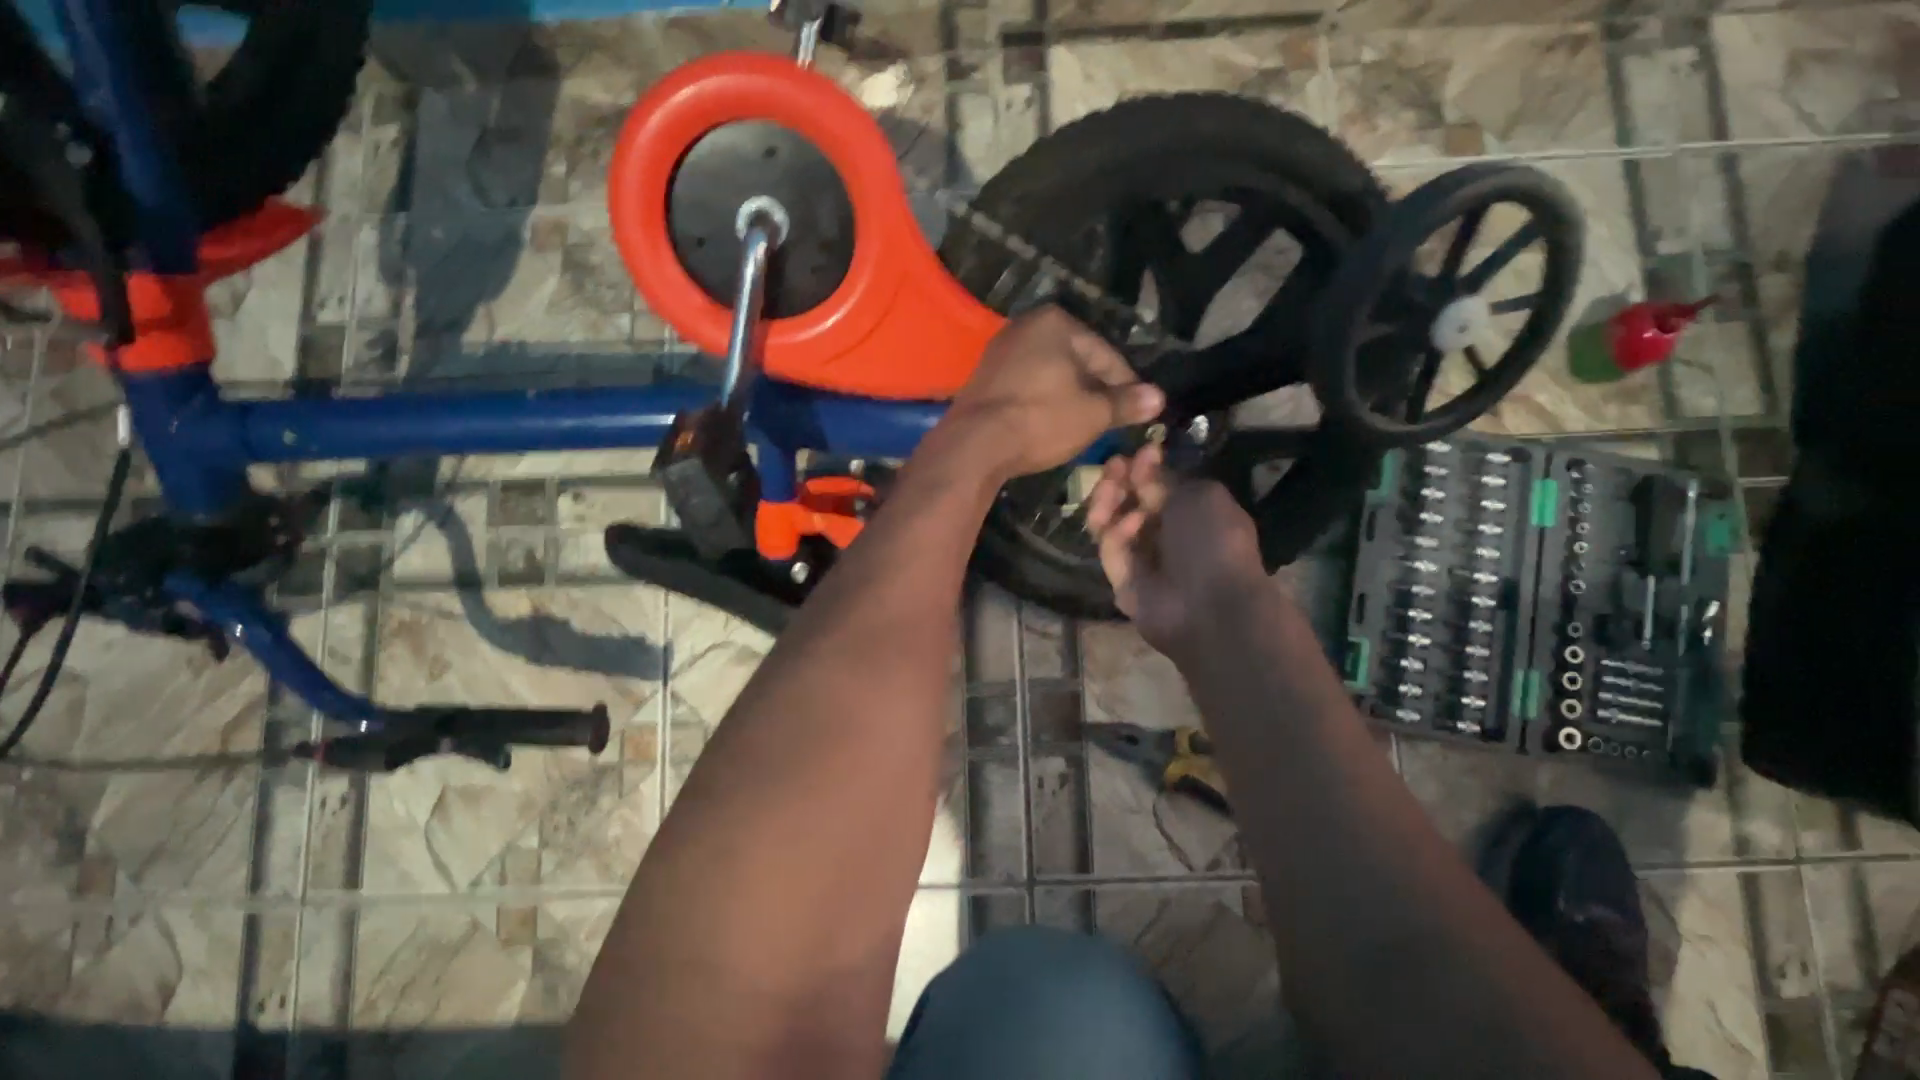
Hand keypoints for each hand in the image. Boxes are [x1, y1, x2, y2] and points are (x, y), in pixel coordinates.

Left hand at [942, 307, 1164, 479]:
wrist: (974, 444)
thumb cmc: (1040, 420)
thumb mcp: (1092, 414)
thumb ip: (1126, 403)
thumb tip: (1158, 397)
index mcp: (1056, 322)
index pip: (1107, 354)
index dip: (1127, 386)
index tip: (1139, 410)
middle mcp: (1026, 326)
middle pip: (1077, 361)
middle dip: (1097, 390)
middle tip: (1114, 421)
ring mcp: (1001, 350)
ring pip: (1052, 374)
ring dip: (1071, 397)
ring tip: (1086, 426)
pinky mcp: (986, 376)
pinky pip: (1028, 385)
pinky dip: (1044, 401)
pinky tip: (1052, 424)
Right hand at [1084, 445, 1268, 655]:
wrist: (1211, 606)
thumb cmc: (1214, 541)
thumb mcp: (1200, 495)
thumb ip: (1166, 478)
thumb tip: (1145, 462)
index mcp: (1194, 512)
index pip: (1159, 485)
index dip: (1144, 467)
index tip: (1134, 452)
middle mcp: (1167, 534)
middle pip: (1131, 502)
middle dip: (1120, 482)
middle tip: (1112, 466)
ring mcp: (1144, 560)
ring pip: (1113, 525)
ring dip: (1108, 503)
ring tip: (1108, 488)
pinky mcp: (1123, 582)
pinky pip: (1112, 552)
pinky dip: (1115, 536)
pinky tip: (1128, 527)